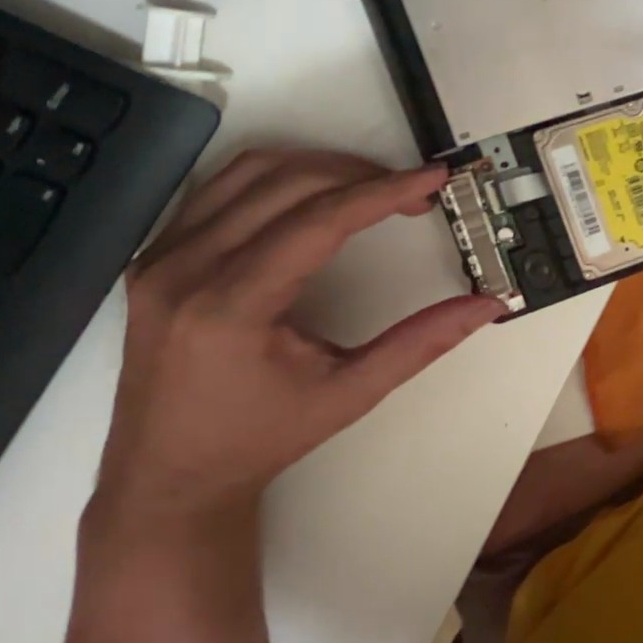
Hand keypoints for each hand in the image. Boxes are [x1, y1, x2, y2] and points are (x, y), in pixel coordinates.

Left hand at [93, 150, 504, 519]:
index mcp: (229, 308)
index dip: (384, 192)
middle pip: (287, 183)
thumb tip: (486, 305)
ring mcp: (161, 260)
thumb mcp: (351, 393)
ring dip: (320, 166)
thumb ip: (421, 342)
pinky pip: (221, 188)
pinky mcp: (156, 258)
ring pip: (249, 171)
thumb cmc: (258, 439)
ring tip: (370, 186)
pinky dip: (278, 177)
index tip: (432, 178)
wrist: (167, 476)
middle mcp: (184, 272)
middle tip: (414, 191)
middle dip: (361, 175)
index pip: (318, 221)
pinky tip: (318, 196)